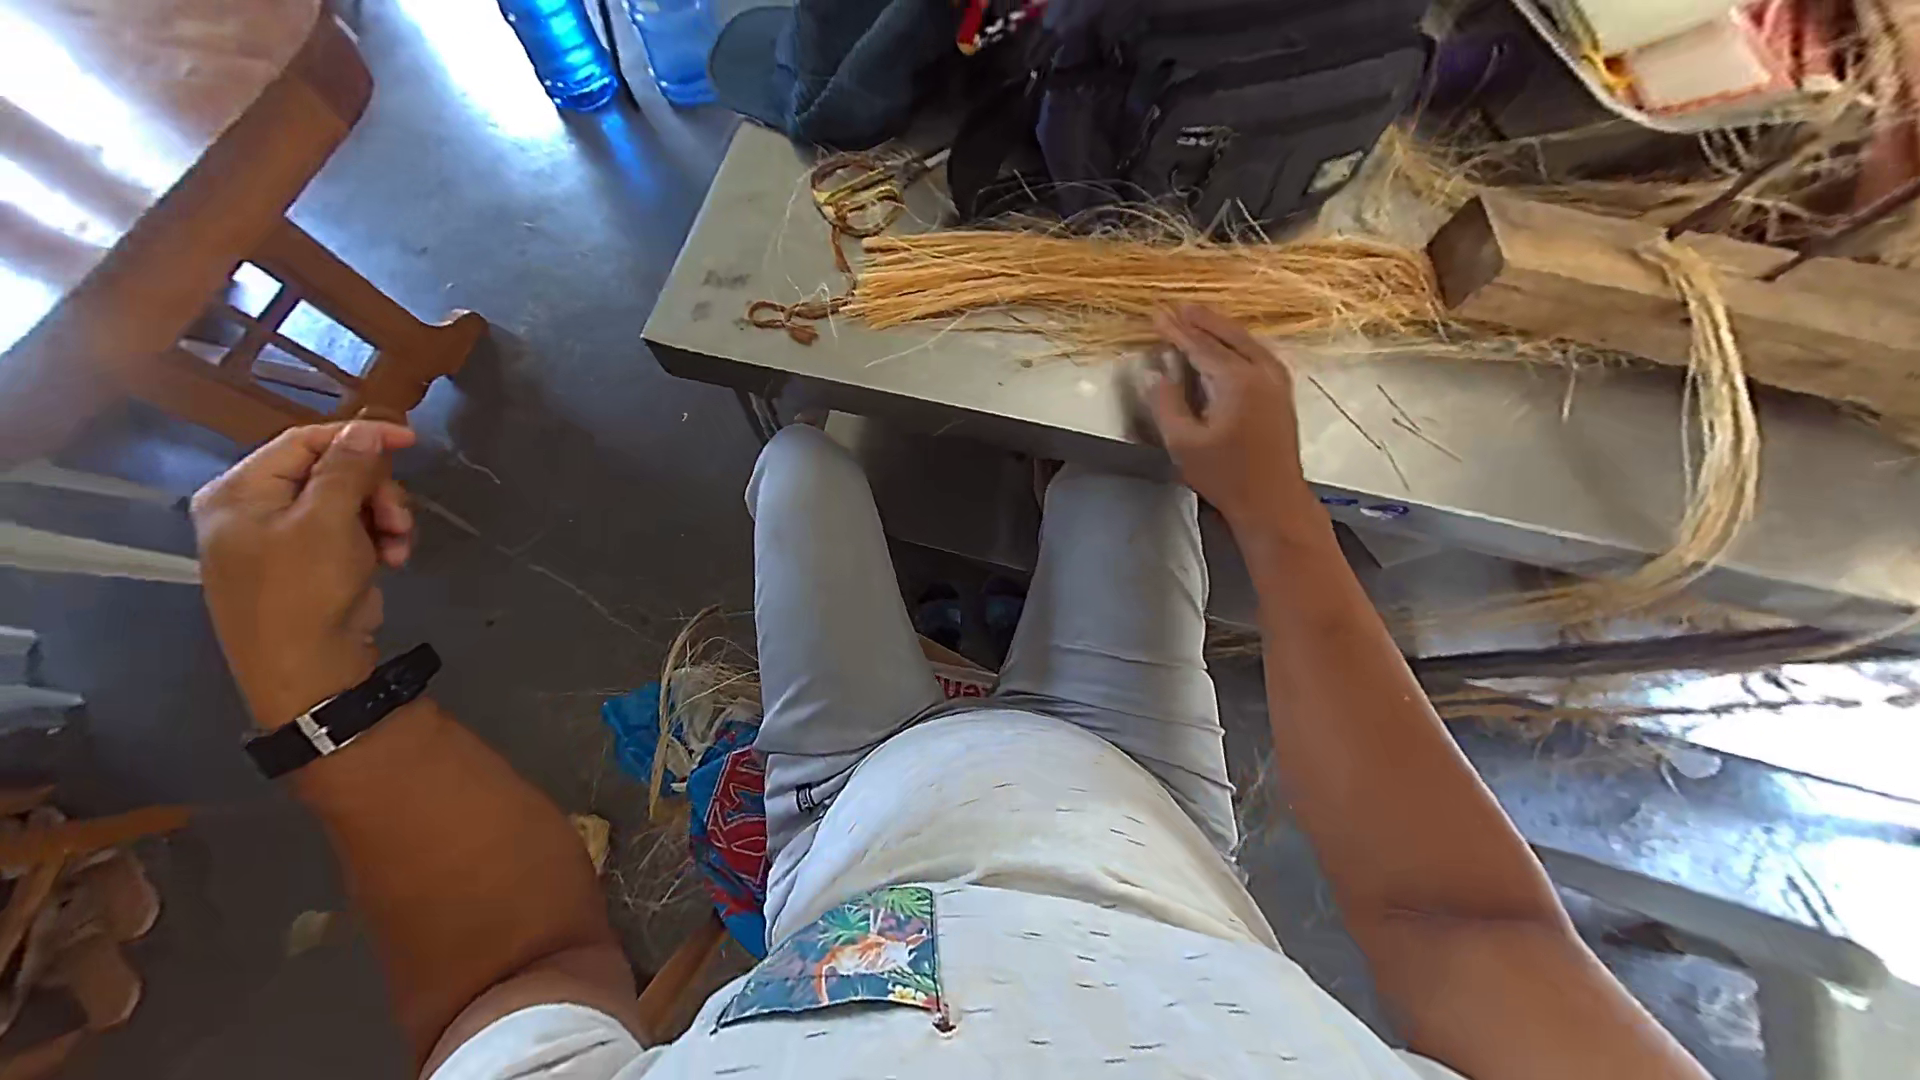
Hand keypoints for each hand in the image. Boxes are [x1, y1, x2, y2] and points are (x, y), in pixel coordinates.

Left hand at [191, 421, 418, 728]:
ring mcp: (286, 537)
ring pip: (353, 502)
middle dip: (378, 491)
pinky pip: (356, 530)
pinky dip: (381, 539)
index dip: (359, 436)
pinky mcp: (315, 560)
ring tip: (399, 545)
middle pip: (334, 473)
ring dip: (387, 518)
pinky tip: (393, 559)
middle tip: (401, 517)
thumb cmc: (306, 587)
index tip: (411, 440)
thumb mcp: (329, 522)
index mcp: (242, 492)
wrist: (308, 662)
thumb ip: (347, 470)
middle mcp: (258, 509)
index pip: (304, 442)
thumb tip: (367, 431)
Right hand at [1147, 305, 1314, 534]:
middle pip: (1227, 334)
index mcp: (1237, 380)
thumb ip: (1166, 404)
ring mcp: (1277, 381)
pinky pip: (1257, 353)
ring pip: (1246, 341)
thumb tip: (1155, 373)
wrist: (1273, 500)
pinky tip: (1228, 344)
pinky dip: (1237, 342)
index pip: (1200, 346)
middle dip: (1200, 320)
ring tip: (1198, 316)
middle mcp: (1262, 371)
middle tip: (1176, 306)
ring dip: (1220, 327)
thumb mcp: (1184, 443)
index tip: (1156, 314)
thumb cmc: (1226, 475)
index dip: (1175, 330)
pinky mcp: (1281, 393)